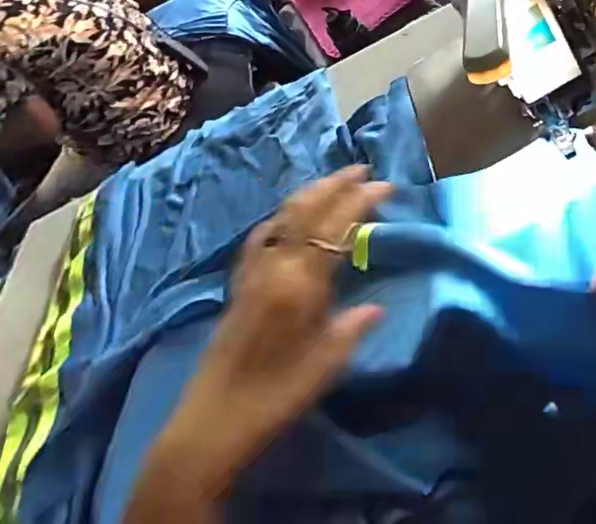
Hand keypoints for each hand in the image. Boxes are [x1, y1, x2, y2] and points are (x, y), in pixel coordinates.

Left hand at [141, 167, 391, 501]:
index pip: (335, 226)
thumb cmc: (275, 397)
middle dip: (336, 184)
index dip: (361, 200)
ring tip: (334, 182)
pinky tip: (288, 217)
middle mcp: (275, 268)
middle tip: (362, 169)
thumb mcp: (324, 367)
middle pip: (307, 210)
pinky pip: (262, 235)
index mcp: (299, 284)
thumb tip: (376, 307)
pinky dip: (282, 216)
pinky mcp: (238, 284)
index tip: (385, 186)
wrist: (210, 425)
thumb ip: (351, 329)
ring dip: (311, 193)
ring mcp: (253, 272)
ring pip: (283, 217)